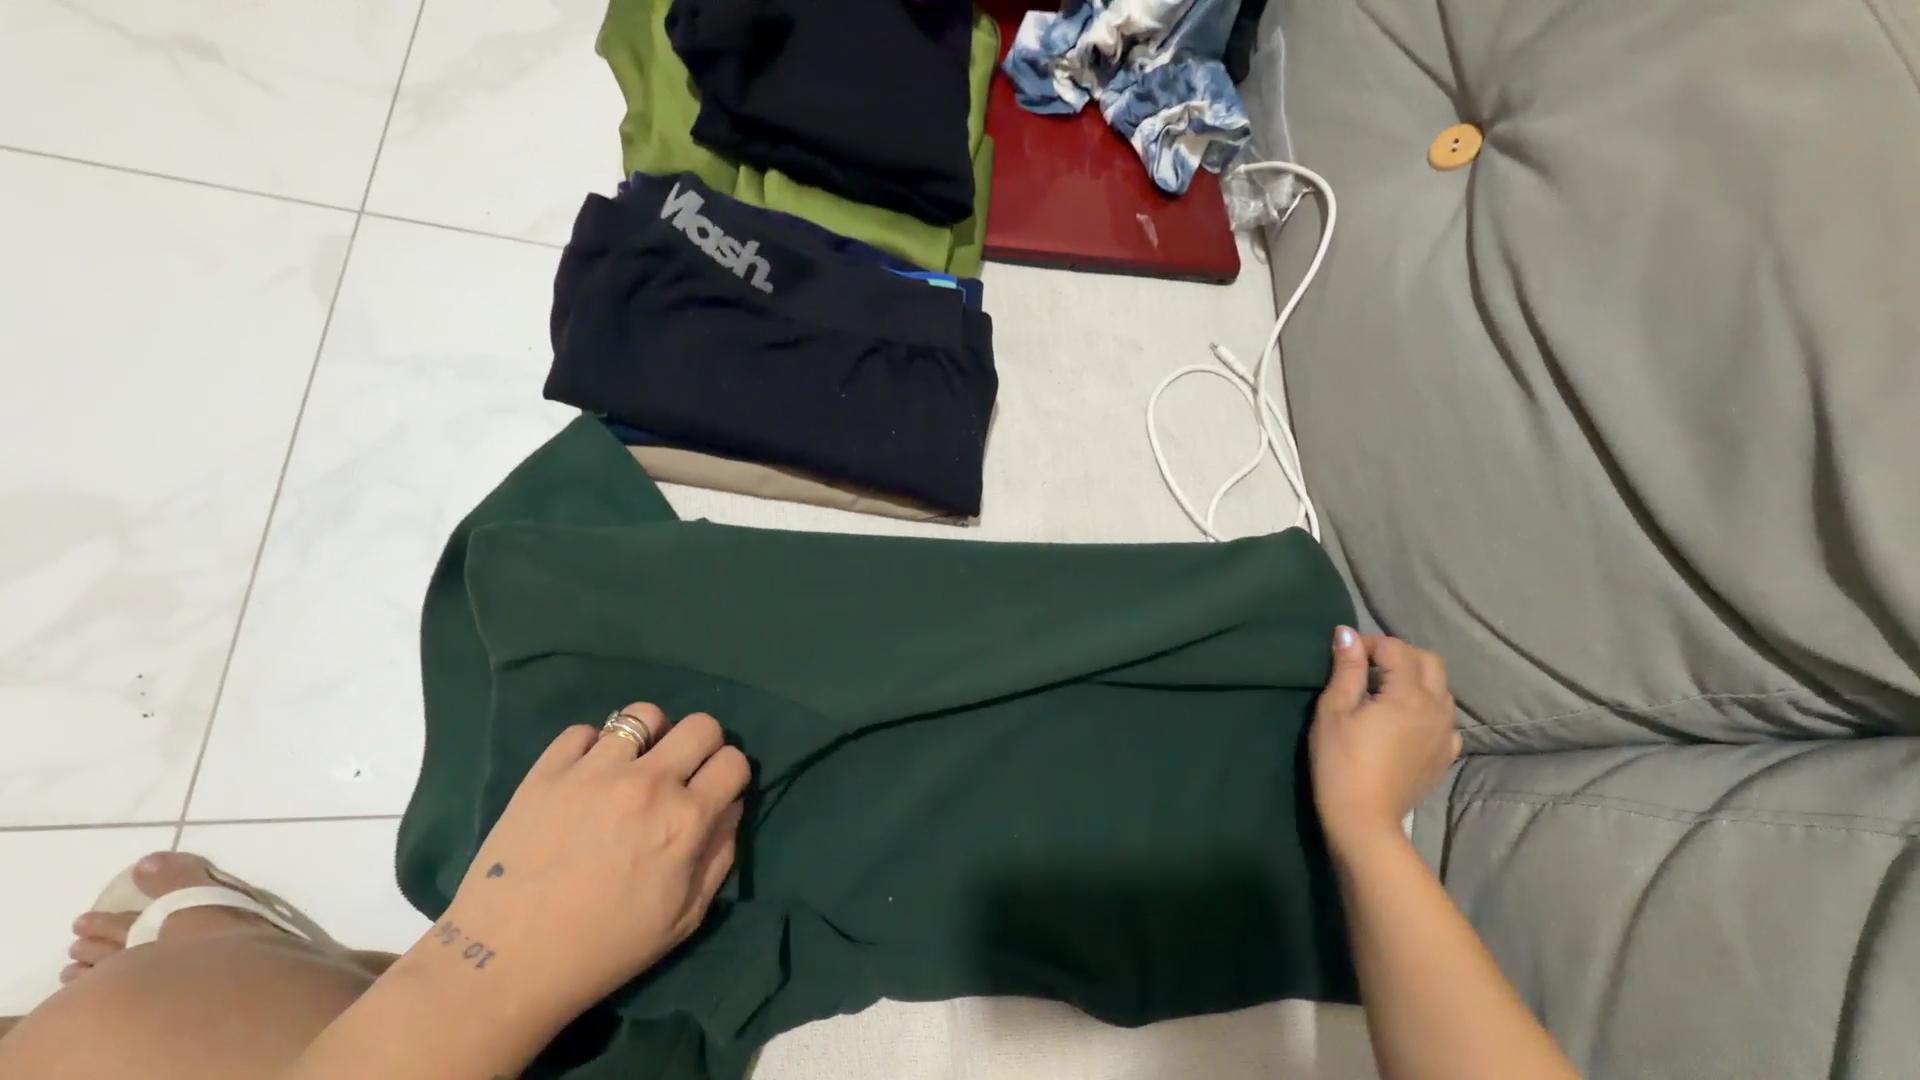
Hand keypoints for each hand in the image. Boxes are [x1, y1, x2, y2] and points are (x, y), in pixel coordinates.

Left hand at [432, 704, 750, 1022]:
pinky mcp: (548, 771)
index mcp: (686, 820)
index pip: (735, 761)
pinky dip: (592, 748)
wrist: (507, 962)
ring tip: (634, 765)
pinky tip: (586, 777)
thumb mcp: (685, 917)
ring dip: (649, 737)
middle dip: (703, 746)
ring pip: (643, 714)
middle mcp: (648, 783)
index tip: (716, 792)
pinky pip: (583, 731)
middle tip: (682, 773)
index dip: (731, 776)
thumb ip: (719, 856)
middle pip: (701, 725)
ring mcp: (595, 771)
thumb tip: (729, 808)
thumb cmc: (606, 948)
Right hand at [1309, 629, 1461, 850]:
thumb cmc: (1340, 760)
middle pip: (1430, 662)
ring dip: (1415, 679)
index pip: (1396, 649)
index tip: (1345, 652)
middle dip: (1399, 654)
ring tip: (1383, 690)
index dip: (1369, 643)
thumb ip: (1346, 668)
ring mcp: (1447, 735)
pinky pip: (1445, 719)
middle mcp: (1437, 709)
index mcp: (1409, 695)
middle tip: (1368, 664)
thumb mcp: (1334, 710)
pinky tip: (1404, 721)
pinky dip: (1426, 708)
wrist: (1363, 817)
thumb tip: (1347, 633)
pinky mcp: (1446, 756)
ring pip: (1441, 689)